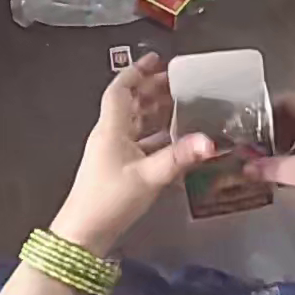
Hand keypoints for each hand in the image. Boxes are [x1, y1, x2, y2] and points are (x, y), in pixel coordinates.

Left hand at [49, 53, 214, 253]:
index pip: (120, 90)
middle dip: (152, 89)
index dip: (136, 71)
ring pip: (135, 123)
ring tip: (180, 103)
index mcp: (111, 128)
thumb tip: (212, 142)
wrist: (83, 236)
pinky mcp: (118, 169)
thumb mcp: (148, 177)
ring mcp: (112, 153)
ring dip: (154, 111)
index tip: (156, 59)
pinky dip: (156, 136)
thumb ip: (180, 157)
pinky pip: (139, 142)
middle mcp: (110, 135)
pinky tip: (175, 139)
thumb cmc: (110, 200)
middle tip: (178, 81)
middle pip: (130, 103)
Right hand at [249, 94, 294, 220]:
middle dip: (270, 128)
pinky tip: (274, 167)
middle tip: (245, 141)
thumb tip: (245, 168)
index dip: (268, 107)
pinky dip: (289, 156)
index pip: (291, 100)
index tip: (246, 119)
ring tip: (255, 155)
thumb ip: (279, 168)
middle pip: (293, 117)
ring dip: (278, 144)